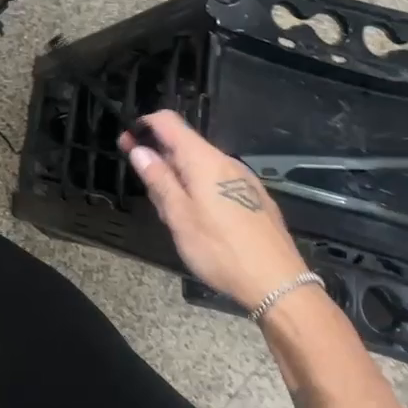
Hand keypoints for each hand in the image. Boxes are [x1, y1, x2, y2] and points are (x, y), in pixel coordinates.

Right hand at [119, 111, 311, 309]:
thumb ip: (158, 179)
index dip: (143, 126)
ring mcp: (244, 180)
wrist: (280, 286)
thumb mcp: (179, 217)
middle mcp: (226, 162)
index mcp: (204, 160)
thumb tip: (140, 150)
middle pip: (185, 145)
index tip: (126, 144)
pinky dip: (201, 188)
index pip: (168, 122)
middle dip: (161, 160)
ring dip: (180, 178)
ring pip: (201, 166)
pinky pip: (219, 181)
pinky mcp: (256, 198)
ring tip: (175, 215)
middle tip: (152, 195)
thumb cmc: (221, 250)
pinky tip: (203, 221)